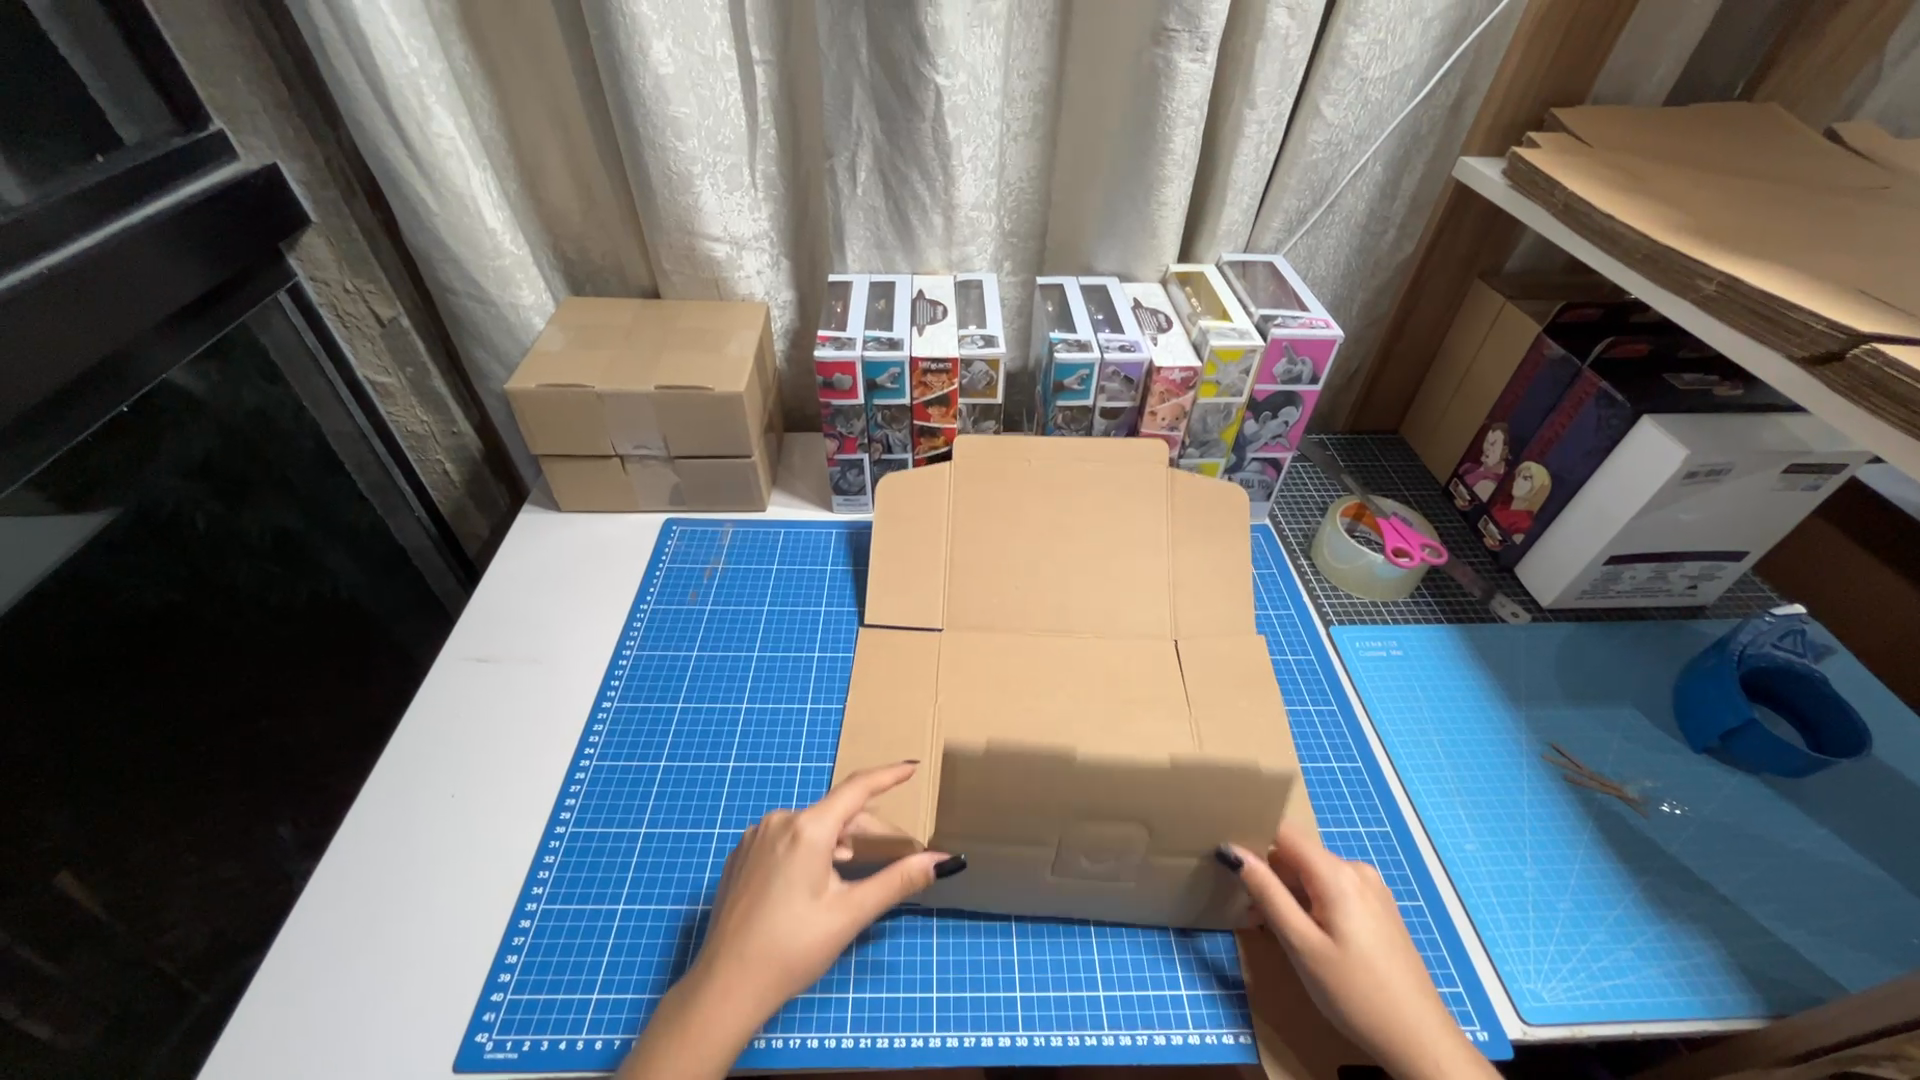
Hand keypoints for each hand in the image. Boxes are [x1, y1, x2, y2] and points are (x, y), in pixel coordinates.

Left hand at [619, 762, 961, 1079]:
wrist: (725, 986)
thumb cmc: (793, 950)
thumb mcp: (851, 914)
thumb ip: (899, 880)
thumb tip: (944, 861)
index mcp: (808, 829)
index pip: (857, 789)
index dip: (888, 776)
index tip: (912, 765)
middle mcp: (780, 821)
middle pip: (836, 813)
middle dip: (866, 830)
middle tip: (893, 856)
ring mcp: (755, 836)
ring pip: (811, 826)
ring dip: (838, 841)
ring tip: (853, 872)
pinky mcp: (742, 855)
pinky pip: (787, 838)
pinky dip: (810, 849)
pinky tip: (815, 881)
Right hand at [1219, 829, 1496, 1079]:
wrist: (1419, 1039)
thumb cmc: (1353, 993)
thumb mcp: (1301, 945)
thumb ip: (1266, 893)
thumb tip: (1232, 852)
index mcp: (1337, 873)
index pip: (1283, 831)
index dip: (1252, 838)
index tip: (1227, 862)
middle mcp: (1356, 870)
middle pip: (1298, 855)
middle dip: (1269, 876)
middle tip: (1248, 912)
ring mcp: (1372, 889)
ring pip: (1313, 875)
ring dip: (1288, 894)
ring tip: (1272, 930)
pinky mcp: (1378, 909)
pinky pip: (1332, 890)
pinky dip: (1310, 904)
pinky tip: (1304, 936)